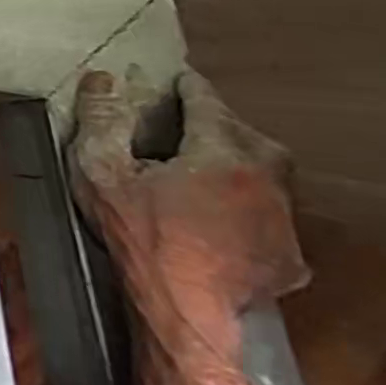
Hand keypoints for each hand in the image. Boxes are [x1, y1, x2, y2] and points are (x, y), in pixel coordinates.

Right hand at [70, 70, 309, 384]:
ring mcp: (282, 225)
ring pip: (268, 177)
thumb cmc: (137, 234)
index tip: (179, 76)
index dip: (190, 88)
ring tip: (199, 160)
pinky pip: (270, 212)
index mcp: (222, 159)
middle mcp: (266, 186)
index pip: (210, 107)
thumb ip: (102, 120)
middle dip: (222, 123)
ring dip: (237, 161)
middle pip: (252, 139)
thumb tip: (105, 79)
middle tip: (188, 119)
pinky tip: (215, 208)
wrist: (181, 308)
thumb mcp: (99, 169)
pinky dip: (245, 199)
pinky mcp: (286, 256)